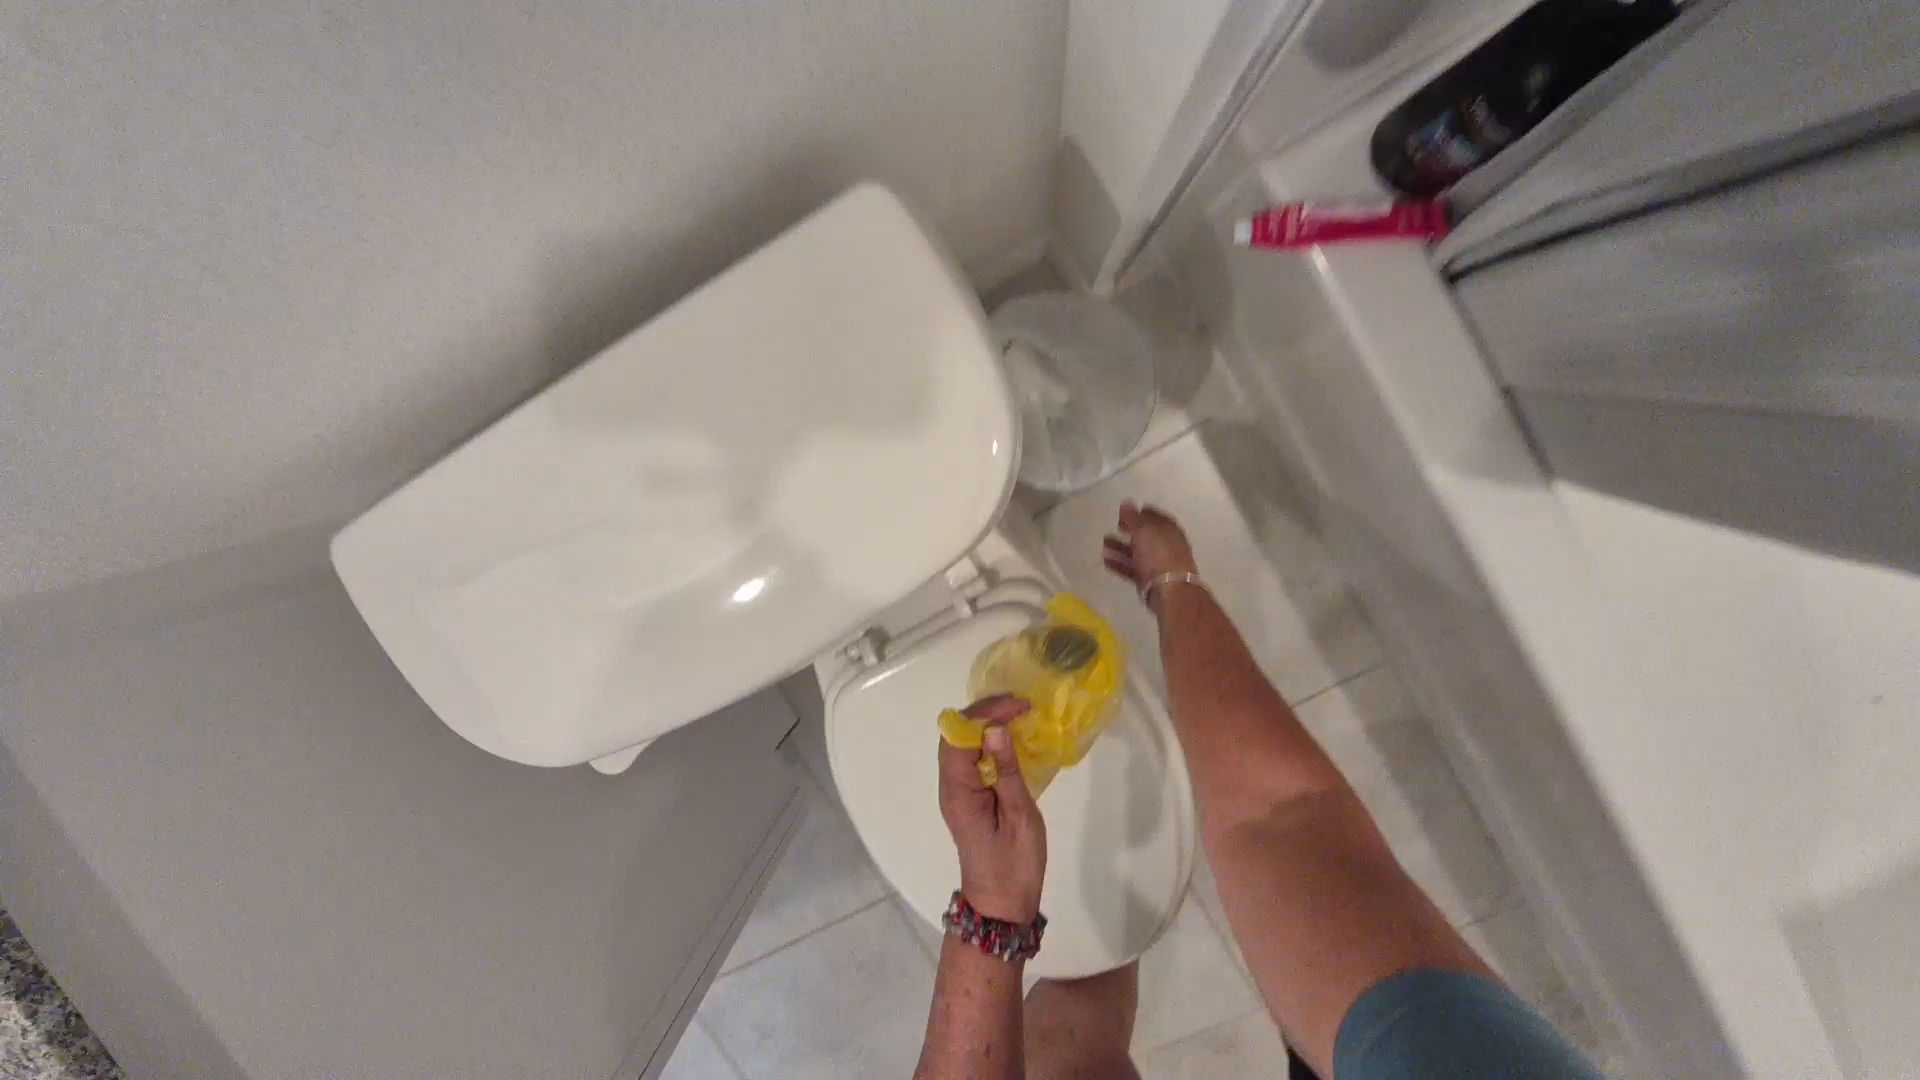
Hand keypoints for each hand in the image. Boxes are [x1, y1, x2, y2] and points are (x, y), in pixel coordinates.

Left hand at [937, 695, 1045, 923]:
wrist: (1001, 907)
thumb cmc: (1013, 865)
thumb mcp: (1019, 816)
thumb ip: (1007, 771)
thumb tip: (995, 729)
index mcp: (958, 791)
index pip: (959, 736)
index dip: (985, 712)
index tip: (1018, 705)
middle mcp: (949, 787)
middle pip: (956, 735)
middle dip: (985, 712)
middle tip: (1021, 706)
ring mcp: (957, 792)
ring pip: (962, 744)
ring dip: (987, 725)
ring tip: (1019, 715)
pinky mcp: (968, 797)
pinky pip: (971, 759)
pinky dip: (989, 742)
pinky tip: (1012, 739)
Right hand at [1102, 501, 1198, 611]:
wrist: (1170, 590)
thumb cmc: (1158, 554)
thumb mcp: (1143, 531)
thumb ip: (1133, 518)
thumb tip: (1127, 503)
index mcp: (1168, 530)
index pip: (1155, 517)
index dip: (1141, 512)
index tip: (1126, 511)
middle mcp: (1165, 545)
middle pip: (1145, 535)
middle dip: (1129, 529)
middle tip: (1116, 525)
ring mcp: (1157, 563)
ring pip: (1137, 552)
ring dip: (1121, 546)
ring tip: (1105, 543)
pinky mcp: (1149, 579)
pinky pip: (1132, 568)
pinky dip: (1120, 563)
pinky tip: (1106, 560)